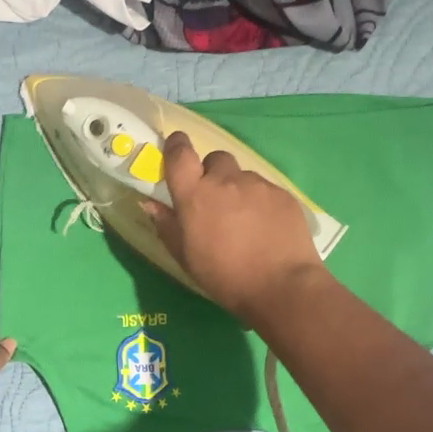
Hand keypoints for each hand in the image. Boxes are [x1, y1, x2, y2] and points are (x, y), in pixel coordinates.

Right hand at [143, 131, 328, 322]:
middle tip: (213, 203)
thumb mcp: (186, 258)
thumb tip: (151, 204)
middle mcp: (225, 180)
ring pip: (241, 176)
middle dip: (211, 174)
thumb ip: (167, 226)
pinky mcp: (282, 193)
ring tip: (242, 223)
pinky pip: (264, 190)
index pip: (180, 154)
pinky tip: (263, 229)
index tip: (175, 149)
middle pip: (215, 160)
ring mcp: (257, 184)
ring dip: (236, 191)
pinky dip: (259, 203)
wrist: (280, 285)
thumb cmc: (224, 277)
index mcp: (195, 195)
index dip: (176, 146)